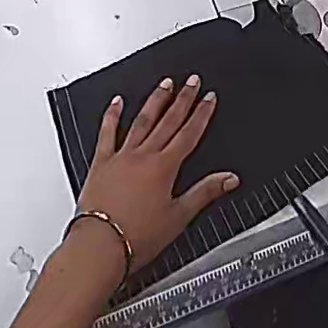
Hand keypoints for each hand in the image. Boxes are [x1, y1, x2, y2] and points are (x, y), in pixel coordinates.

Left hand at [74, 76, 239, 268]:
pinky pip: (107, 133)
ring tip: (165, 84)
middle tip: (192, 81)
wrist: (99, 246)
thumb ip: (205, 193)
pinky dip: (112, 115)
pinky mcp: (101, 163)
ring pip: (142, 121)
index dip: (201, 114)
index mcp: (164, 168)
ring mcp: (121, 157)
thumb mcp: (179, 217)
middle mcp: (143, 156)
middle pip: (168, 121)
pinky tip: (117, 102)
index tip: (209, 98)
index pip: (189, 133)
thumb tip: (228, 179)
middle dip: (183, 99)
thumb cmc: (137, 236)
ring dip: (155, 100)